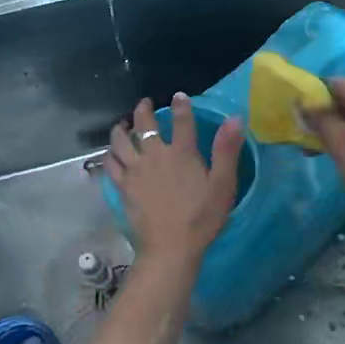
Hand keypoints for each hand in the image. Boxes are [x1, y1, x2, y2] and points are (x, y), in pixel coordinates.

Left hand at [107, 94, 243, 265]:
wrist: (170, 246)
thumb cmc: (201, 218)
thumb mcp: (223, 185)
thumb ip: (227, 150)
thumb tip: (234, 118)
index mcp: (181, 153)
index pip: (181, 120)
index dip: (181, 105)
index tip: (179, 96)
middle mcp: (154, 156)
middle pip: (144, 125)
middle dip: (143, 110)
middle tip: (144, 104)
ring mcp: (135, 171)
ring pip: (120, 141)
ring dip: (120, 129)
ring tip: (121, 125)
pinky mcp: (123, 188)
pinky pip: (111, 165)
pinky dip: (110, 155)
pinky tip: (111, 155)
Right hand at [305, 78, 344, 216]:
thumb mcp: (338, 141)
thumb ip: (319, 119)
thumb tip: (301, 105)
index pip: (341, 83)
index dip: (317, 90)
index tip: (298, 102)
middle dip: (321, 109)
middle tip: (300, 121)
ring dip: (327, 124)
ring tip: (307, 139)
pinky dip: (339, 134)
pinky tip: (322, 148)